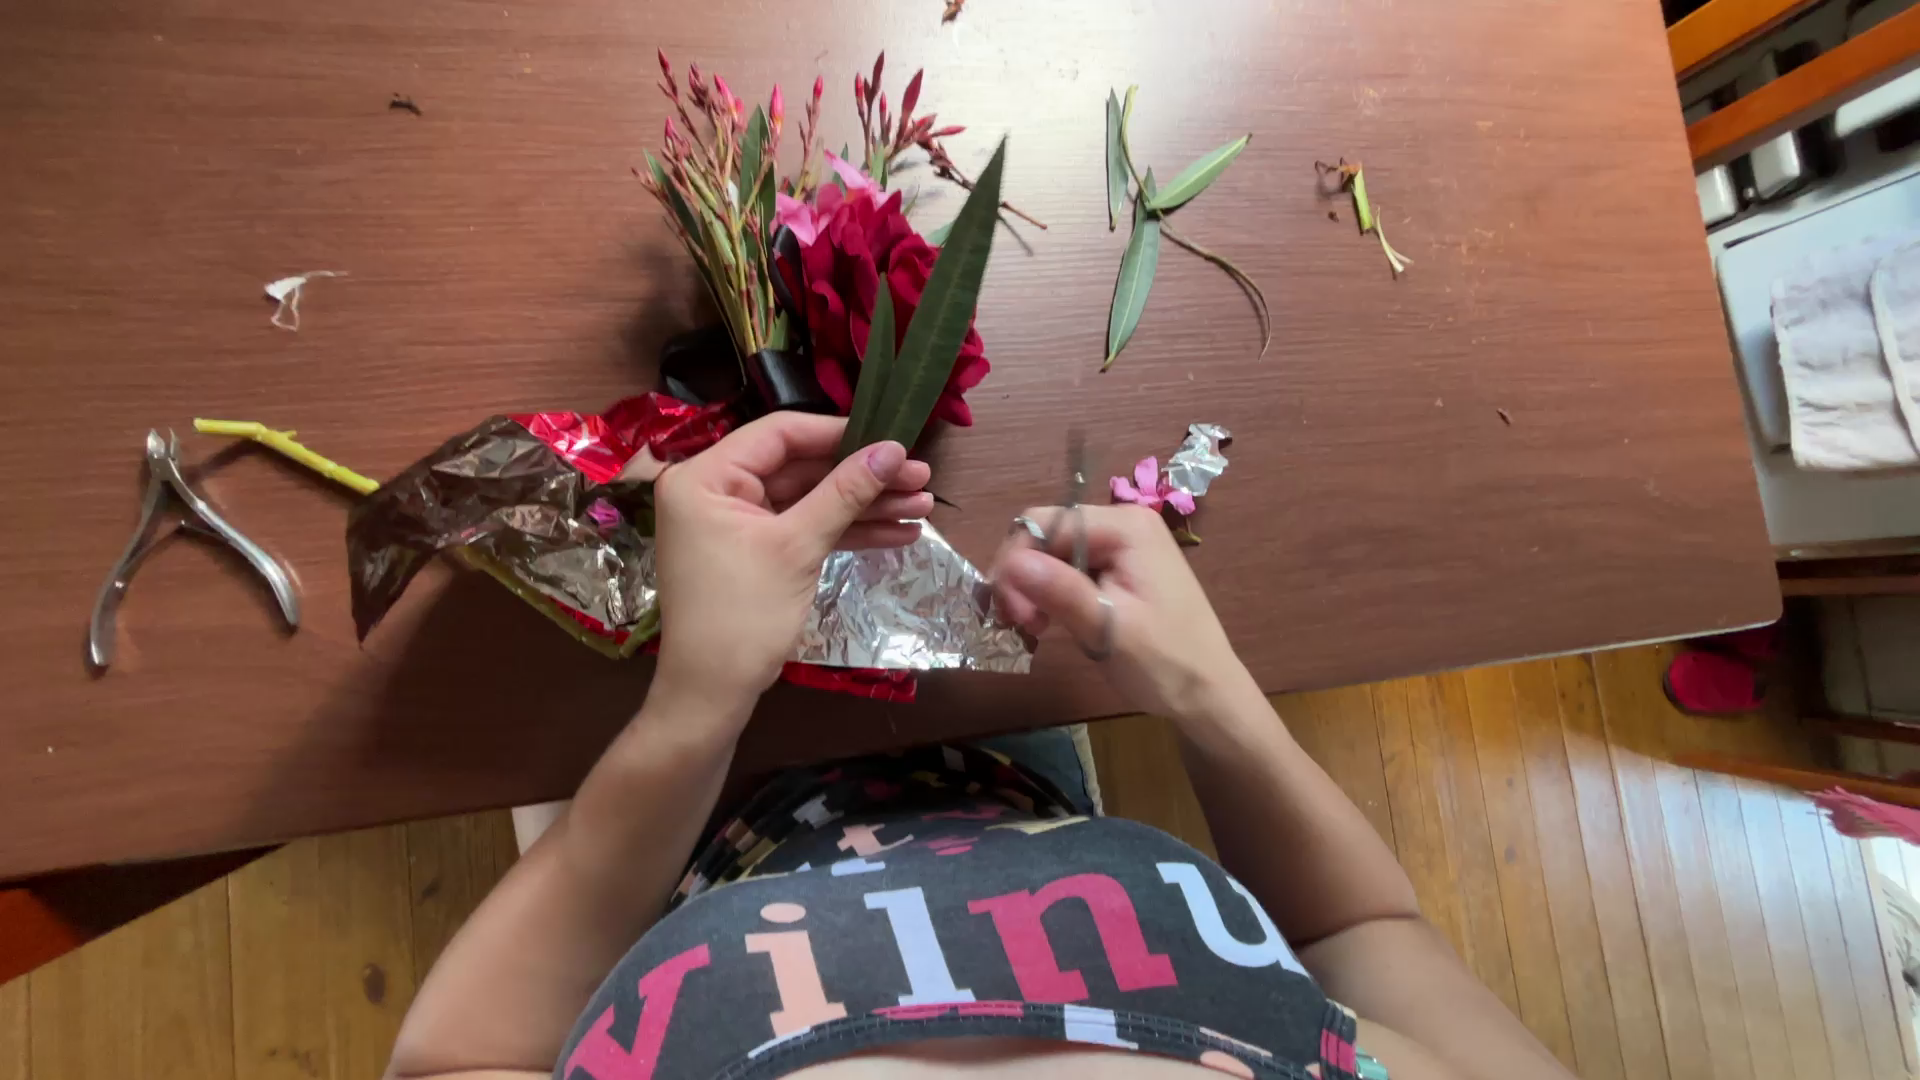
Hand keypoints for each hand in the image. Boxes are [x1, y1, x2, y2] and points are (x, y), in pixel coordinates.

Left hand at [652, 413, 932, 713]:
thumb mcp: (798, 547)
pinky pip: (806, 528)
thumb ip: (845, 492)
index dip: (840, 435)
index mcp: (706, 476)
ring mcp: (739, 522)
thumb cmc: (744, 614)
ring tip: (922, 507)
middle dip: (864, 478)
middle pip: (803, 468)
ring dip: (865, 507)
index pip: (780, 434)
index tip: (892, 441)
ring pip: (811, 500)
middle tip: (921, 478)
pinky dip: (847, 532)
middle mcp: (717, 490)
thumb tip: (893, 449)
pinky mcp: (757, 549)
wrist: (714, 693)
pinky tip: (897, 534)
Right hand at [989, 504, 1257, 725]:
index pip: (1044, 523)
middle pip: (1045, 535)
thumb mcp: (1108, 629)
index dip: (1018, 563)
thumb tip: (1011, 562)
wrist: (1208, 695)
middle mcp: (1122, 523)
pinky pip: (1067, 568)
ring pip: (1051, 553)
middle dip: (1022, 577)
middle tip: (1020, 625)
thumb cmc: (1166, 664)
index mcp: (1125, 526)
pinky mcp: (1117, 568)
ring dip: (1032, 588)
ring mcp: (1120, 545)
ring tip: (1034, 628)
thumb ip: (1061, 591)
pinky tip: (1047, 622)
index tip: (1015, 615)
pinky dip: (1049, 594)